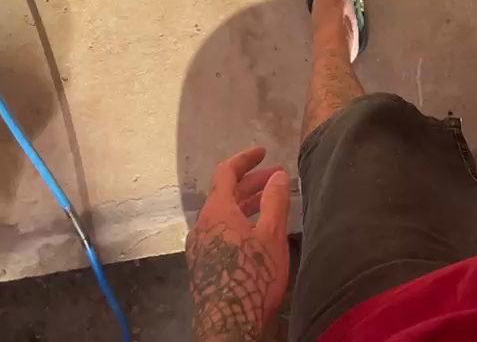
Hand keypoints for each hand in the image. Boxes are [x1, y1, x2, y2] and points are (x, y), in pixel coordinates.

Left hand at [187, 146, 291, 341]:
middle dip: (251, 182)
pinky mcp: (202, 268)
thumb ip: (275, 201)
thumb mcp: (272, 235)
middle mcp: (202, 226)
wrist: (228, 328)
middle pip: (225, 193)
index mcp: (216, 212)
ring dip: (246, 203)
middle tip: (275, 179)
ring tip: (270, 204)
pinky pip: (220, 232)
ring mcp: (199, 249)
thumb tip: (277, 175)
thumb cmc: (252, 277)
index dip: (245, 159)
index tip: (263, 152)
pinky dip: (239, 222)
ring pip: (223, 215)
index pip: (226, 172)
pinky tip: (257, 233)